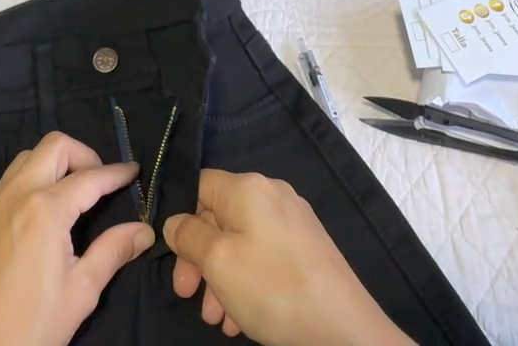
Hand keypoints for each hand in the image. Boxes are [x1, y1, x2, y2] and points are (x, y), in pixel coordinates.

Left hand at [0, 131, 154, 345]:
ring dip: (53, 164)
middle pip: (53, 146)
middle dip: (83, 154)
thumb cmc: (29, 328)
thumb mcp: (80, 292)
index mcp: (45, 210)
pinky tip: (39, 218)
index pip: (90, 177)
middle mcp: (16, 195)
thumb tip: (144, 230)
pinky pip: (6, 185)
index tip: (134, 170)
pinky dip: (29, 183)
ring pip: (25, 160)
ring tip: (71, 195)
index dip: (117, 173)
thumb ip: (112, 252)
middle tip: (100, 182)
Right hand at [163, 170, 414, 345]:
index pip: (200, 185)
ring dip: (221, 279)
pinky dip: (247, 283)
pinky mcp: (307, 250)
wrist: (343, 331)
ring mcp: (293, 223)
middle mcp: (272, 195)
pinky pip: (263, 257)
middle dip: (199, 259)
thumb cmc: (272, 288)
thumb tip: (175, 222)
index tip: (174, 257)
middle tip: (187, 295)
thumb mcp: (218, 261)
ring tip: (218, 320)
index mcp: (249, 187)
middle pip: (219, 218)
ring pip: (241, 243)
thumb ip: (188, 236)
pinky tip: (241, 319)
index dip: (182, 218)